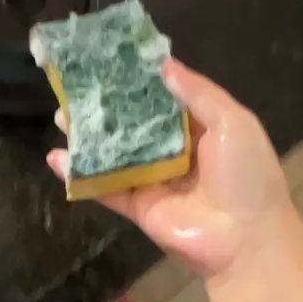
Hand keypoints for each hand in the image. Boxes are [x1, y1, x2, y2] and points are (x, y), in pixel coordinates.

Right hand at [48, 58, 296, 280]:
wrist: (246, 239)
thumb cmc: (245, 174)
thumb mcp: (233, 122)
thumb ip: (197, 92)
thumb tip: (163, 63)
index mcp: (199, 128)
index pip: (163, 99)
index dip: (139, 81)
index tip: (110, 62)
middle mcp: (173, 151)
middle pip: (133, 125)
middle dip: (106, 109)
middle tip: (76, 89)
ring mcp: (153, 180)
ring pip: (114, 154)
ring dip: (88, 138)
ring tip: (61, 116)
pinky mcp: (137, 206)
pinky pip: (105, 188)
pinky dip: (80, 175)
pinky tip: (56, 158)